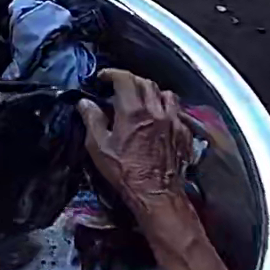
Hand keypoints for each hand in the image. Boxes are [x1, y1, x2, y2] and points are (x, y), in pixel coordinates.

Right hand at [77, 70, 194, 224]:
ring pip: (165, 93)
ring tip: (141, 99)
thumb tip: (85, 103)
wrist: (157, 195)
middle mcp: (156, 111)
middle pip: (146, 82)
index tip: (103, 78)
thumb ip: (91, 120)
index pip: (125, 78)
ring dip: (151, 91)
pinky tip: (158, 118)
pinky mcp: (184, 134)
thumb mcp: (98, 147)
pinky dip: (166, 108)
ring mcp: (174, 122)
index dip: (112, 73)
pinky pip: (177, 111)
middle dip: (130, 80)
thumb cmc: (125, 172)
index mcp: (133, 112)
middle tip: (118, 87)